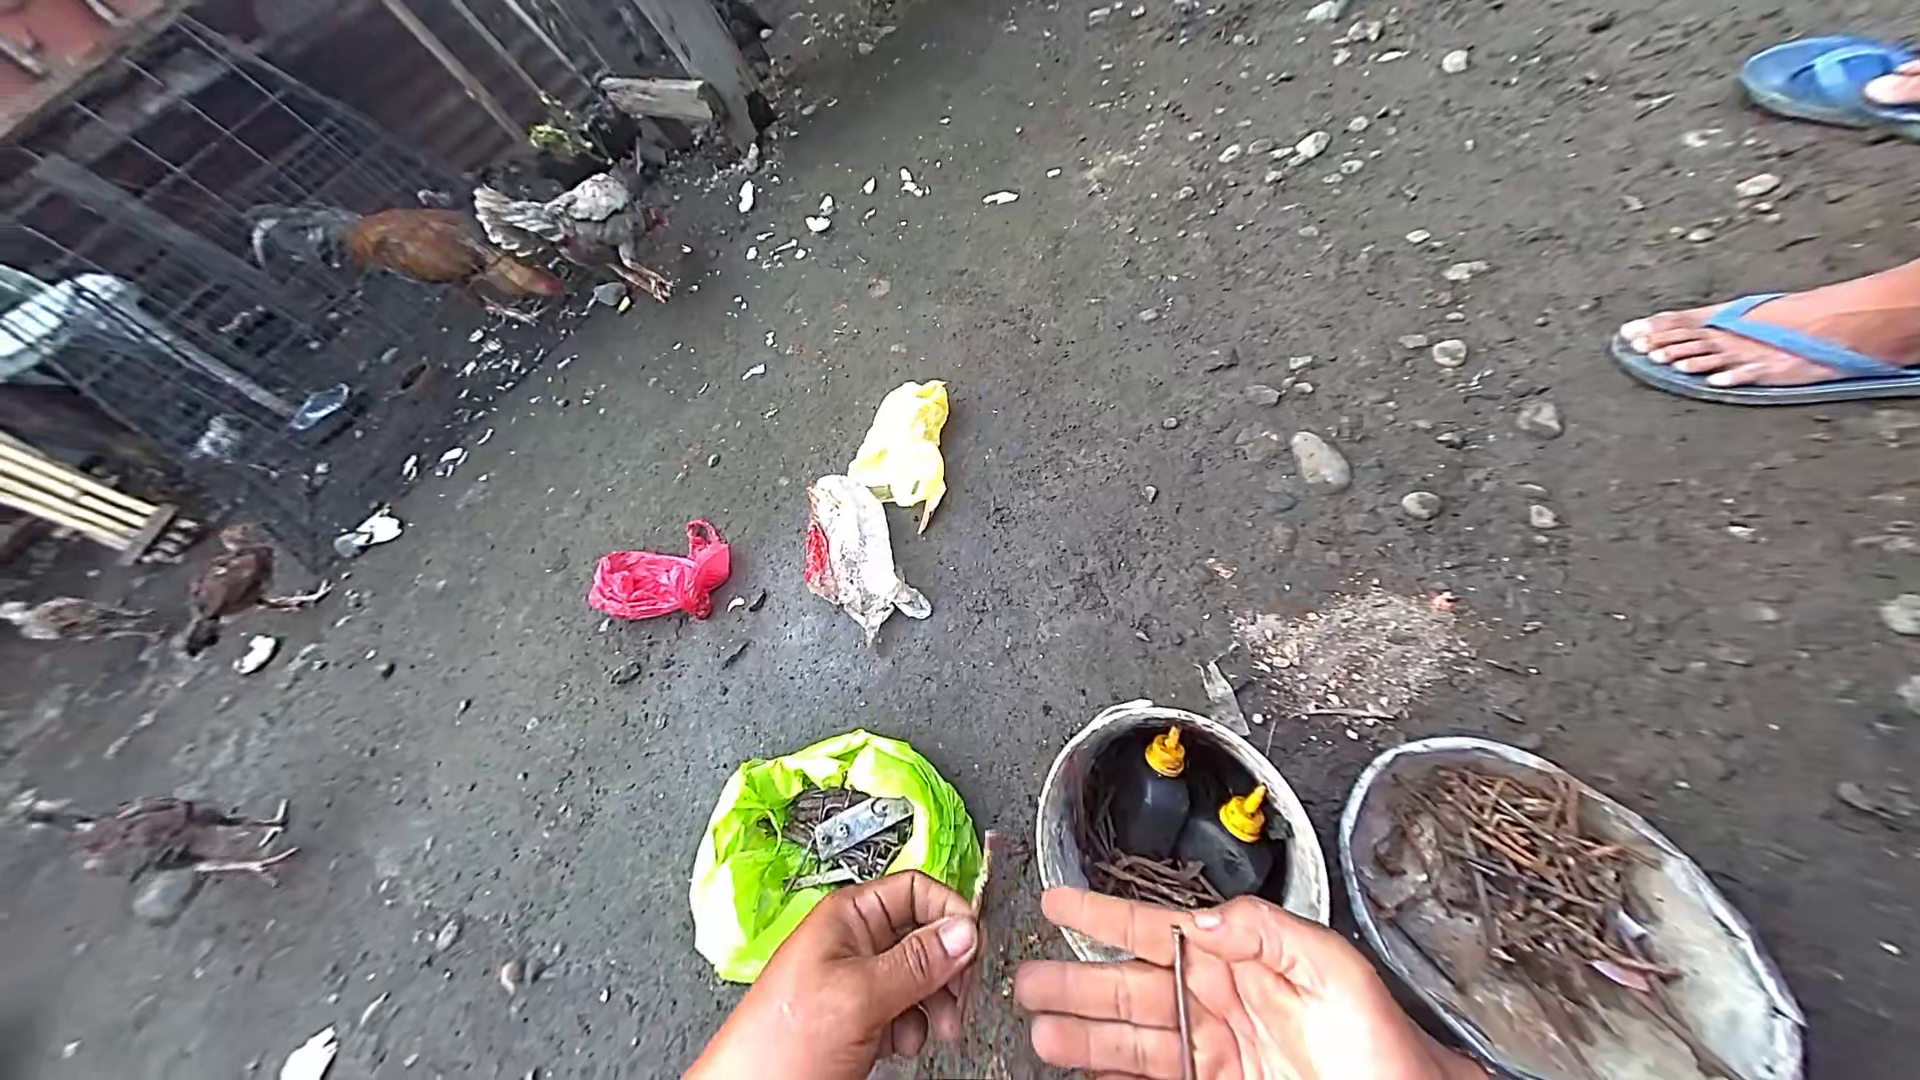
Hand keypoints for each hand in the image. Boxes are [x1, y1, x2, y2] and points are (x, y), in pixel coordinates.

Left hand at [686, 871, 980, 1079]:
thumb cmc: (781, 1044)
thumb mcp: (858, 996)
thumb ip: (916, 962)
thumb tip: (965, 930)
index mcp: (851, 914)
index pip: (916, 890)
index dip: (948, 913)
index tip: (972, 945)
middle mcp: (857, 939)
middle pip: (923, 933)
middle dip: (946, 965)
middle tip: (960, 996)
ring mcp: (859, 979)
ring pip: (919, 972)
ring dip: (935, 1000)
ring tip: (936, 1028)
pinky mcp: (860, 1016)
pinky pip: (905, 1006)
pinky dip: (914, 1025)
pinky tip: (902, 1044)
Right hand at [1015, 888, 1485, 1079]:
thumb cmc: (1389, 1051)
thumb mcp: (1335, 971)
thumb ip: (1269, 929)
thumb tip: (1203, 917)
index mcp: (1233, 960)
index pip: (1152, 930)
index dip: (1100, 916)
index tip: (1058, 902)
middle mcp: (1213, 1001)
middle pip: (1128, 988)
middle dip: (1074, 983)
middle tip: (1027, 981)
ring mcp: (1213, 1055)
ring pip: (1132, 1040)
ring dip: (1083, 1035)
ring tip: (1041, 1032)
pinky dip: (1113, 1076)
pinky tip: (1085, 1070)